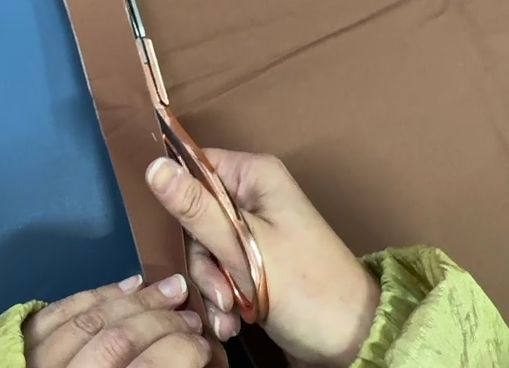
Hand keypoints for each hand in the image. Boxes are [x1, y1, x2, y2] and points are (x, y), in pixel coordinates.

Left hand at [24, 272, 211, 367]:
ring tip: (170, 289)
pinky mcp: (19, 343)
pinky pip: (62, 309)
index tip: (202, 344)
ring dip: (135, 300)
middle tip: (191, 314)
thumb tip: (187, 359)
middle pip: (117, 340)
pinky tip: (128, 284)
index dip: (179, 352)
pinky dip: (98, 293)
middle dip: (160, 322)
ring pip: (91, 318)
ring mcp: (36, 362)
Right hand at [148, 151, 379, 366]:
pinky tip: (232, 321)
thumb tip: (152, 165)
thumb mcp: (243, 249)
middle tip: (221, 292)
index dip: (182, 199)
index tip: (186, 237)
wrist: (356, 344)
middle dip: (203, 259)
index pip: (195, 166)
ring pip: (207, 246)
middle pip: (198, 213)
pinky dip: (224, 295)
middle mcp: (254, 194)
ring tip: (230, 315)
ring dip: (212, 284)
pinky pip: (223, 267)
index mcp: (254, 174)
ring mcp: (257, 228)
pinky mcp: (258, 259)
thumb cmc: (305, 287)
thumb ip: (195, 208)